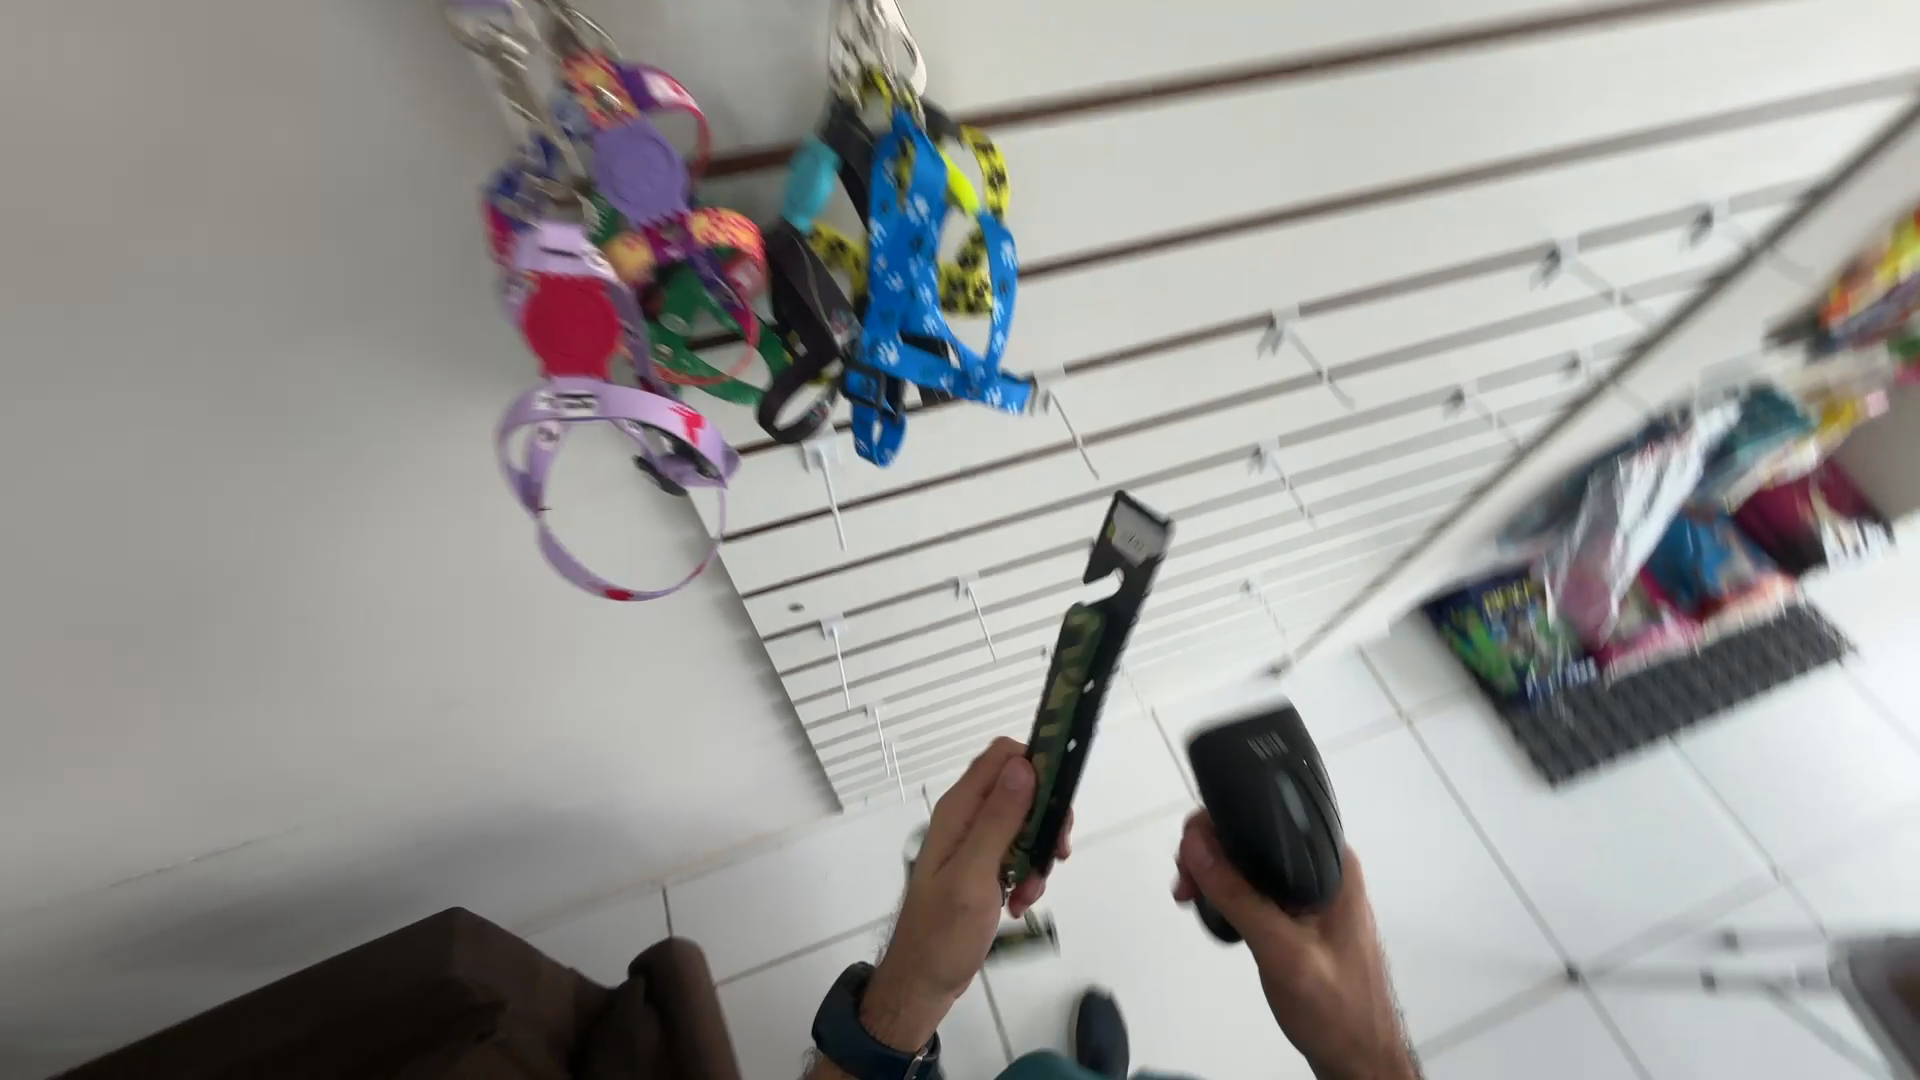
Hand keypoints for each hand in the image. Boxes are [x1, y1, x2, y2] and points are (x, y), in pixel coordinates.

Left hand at [862, 738, 1072, 1052]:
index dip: (1037, 766)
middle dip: (1045, 819)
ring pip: (1024, 822)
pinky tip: (1019, 901)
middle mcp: (967, 815)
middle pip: (1021, 788)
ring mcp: (974, 839)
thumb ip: (999, 819)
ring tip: (1030, 890)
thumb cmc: (943, 931)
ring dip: (1037, 853)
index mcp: (960, 808)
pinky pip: (1017, 851)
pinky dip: (1027, 873)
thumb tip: (1024, 765)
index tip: (1059, 800)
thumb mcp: (974, 874)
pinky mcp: (983, 863)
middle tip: (1055, 854)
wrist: (922, 980)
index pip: (1003, 756)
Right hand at [1174, 812, 1416, 1079]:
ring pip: (1245, 857)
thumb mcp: (1282, 952)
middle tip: (1186, 881)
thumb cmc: (1340, 1014)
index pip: (1263, 818)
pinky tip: (1208, 903)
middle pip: (1248, 835)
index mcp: (1331, 863)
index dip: (1217, 827)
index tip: (1191, 854)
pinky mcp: (1296, 907)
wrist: (1360, 1065)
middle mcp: (1321, 867)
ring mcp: (1308, 888)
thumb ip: (1238, 896)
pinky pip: (1251, 880)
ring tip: (1190, 894)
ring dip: (1210, 869)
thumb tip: (1197, 848)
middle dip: (1207, 850)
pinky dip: (1223, 887)